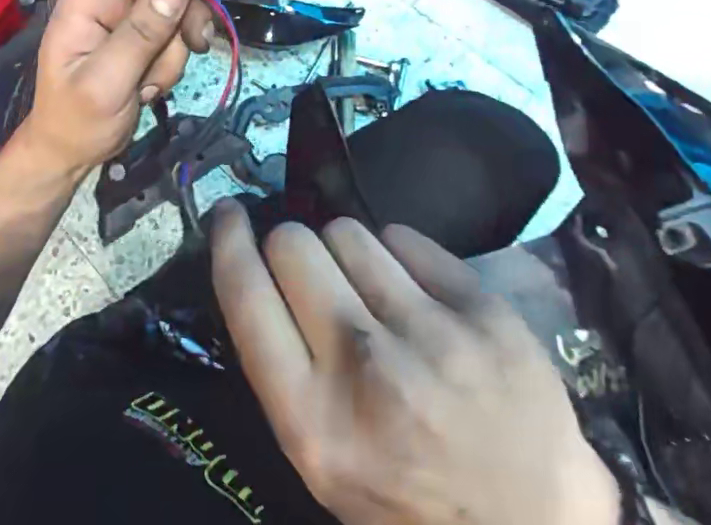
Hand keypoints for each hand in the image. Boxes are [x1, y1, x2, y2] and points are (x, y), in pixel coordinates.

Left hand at [13, 0, 214, 175]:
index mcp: (87, 0)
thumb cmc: (76, 120)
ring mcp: (126, 22)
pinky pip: (173, 36)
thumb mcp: (107, 81)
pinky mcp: (141, 42)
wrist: (69, 155)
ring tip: (153, 83)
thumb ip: (141, 34)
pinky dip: (172, 60)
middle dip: (185, 11)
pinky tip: (151, 86)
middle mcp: (108, 3)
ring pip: (175, 10)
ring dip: (176, 46)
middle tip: (197, 42)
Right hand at [210, 202, 620, 524]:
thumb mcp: (324, 462)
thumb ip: (286, 373)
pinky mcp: (482, 308)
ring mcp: (430, 331)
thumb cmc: (412, 502)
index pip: (246, 295)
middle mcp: (364, 365)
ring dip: (344, 250)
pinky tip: (411, 288)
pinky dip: (395, 252)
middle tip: (308, 269)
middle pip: (294, 245)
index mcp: (313, 420)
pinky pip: (405, 237)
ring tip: (366, 286)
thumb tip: (262, 276)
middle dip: (290, 246)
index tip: (228, 214)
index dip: (228, 242)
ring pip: (348, 231)